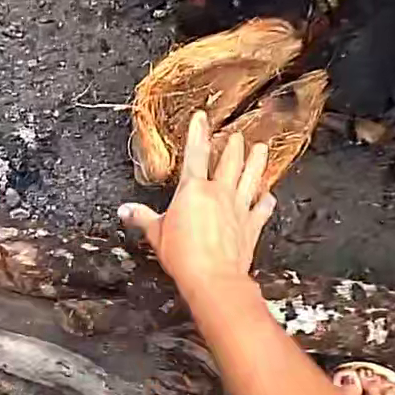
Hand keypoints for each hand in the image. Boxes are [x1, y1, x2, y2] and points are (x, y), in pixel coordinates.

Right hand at [118, 111, 275, 301]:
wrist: (213, 276)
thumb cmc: (183, 255)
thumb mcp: (156, 234)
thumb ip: (143, 218)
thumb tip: (126, 210)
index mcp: (192, 191)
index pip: (195, 153)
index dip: (198, 133)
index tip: (202, 117)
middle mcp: (218, 193)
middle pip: (229, 162)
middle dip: (232, 146)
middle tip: (236, 136)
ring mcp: (238, 208)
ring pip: (250, 177)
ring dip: (256, 162)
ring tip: (261, 149)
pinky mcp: (251, 225)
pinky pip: (262, 208)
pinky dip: (266, 200)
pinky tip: (269, 195)